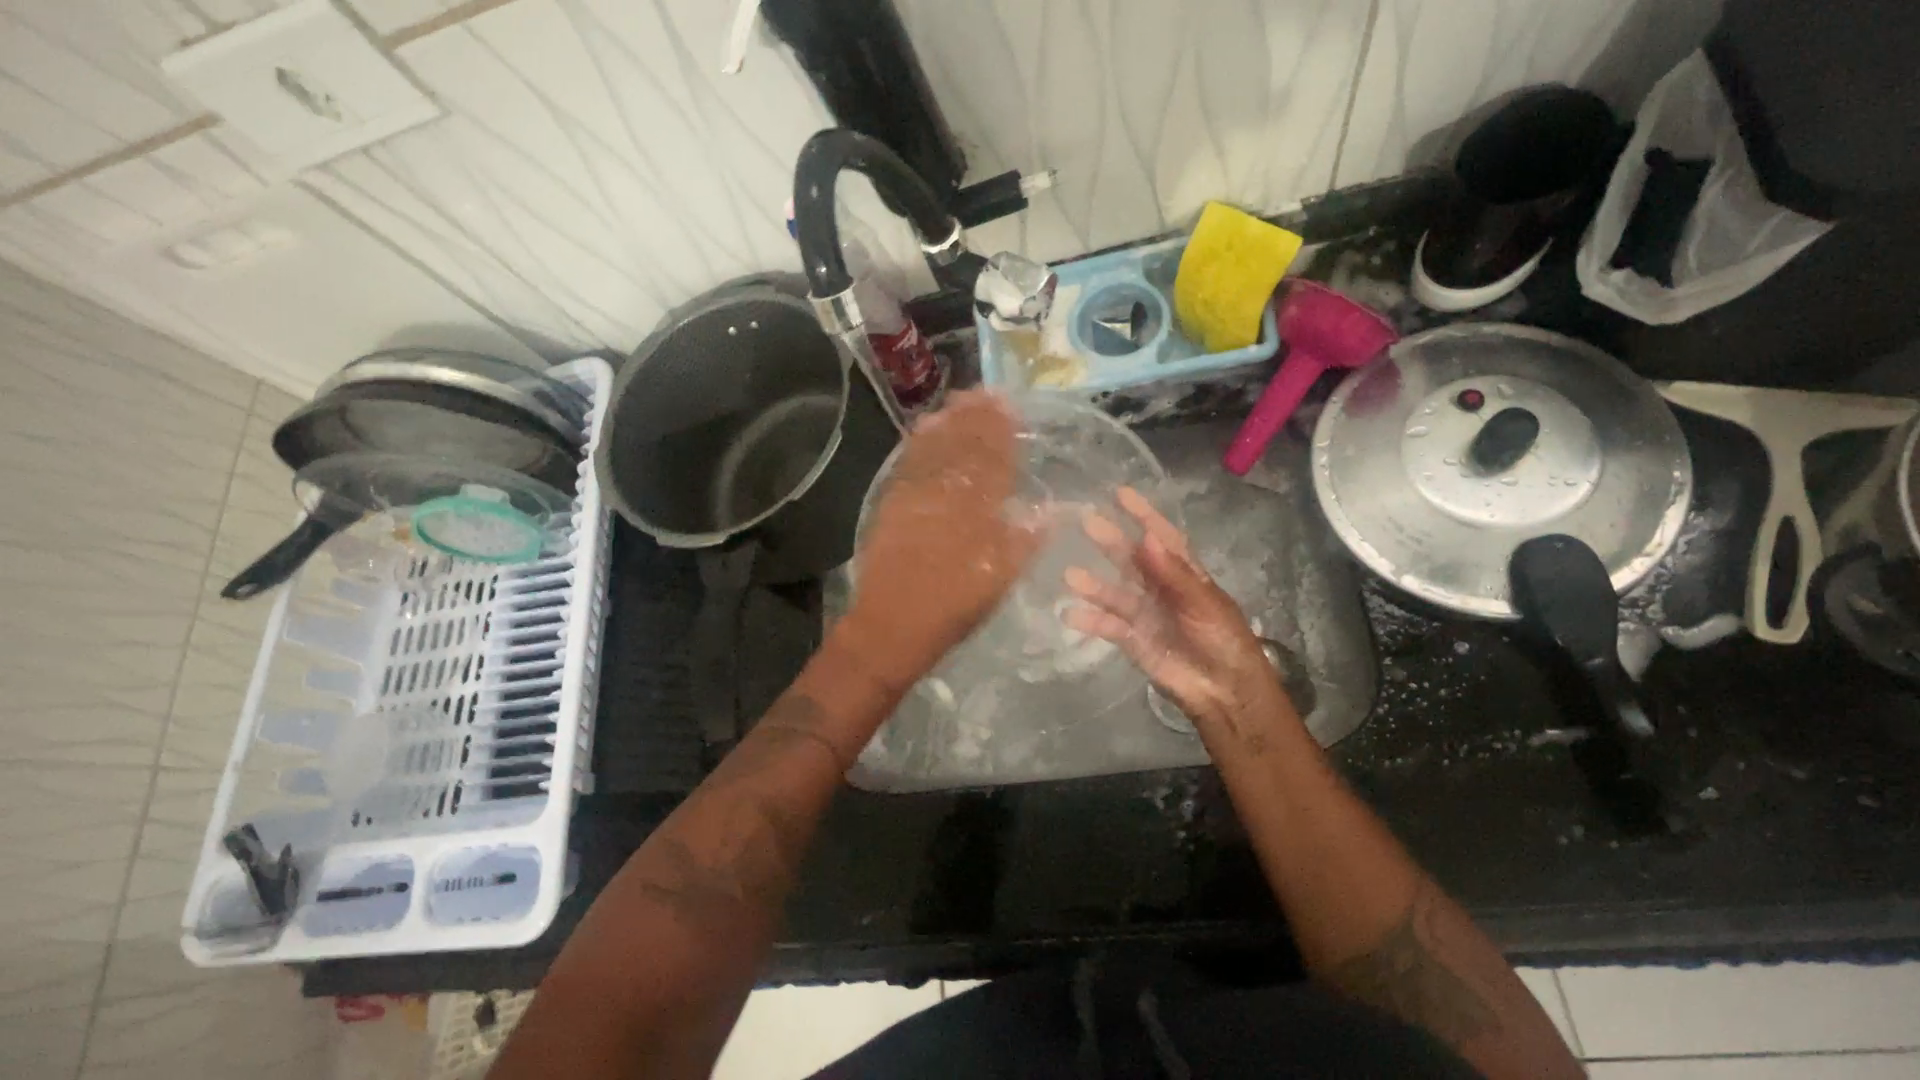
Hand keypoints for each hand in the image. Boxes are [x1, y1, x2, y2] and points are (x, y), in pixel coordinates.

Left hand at [846, 390, 1042, 684]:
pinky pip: (909, 461)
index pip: (994, 460)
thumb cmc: (953, 607)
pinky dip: (920, 441)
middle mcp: (948, 493)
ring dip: (949, 421)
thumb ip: (1023, 541)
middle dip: (976, 417)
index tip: (1008, 406)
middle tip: (986, 392)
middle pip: (964, 446)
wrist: (892, 623)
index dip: (1002, 431)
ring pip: (936, 447)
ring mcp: (916, 495)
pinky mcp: (892, 503)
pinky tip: (926, 427)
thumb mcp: (999, 579)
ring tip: (961, 399)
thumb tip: (1049, 511)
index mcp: (979, 510)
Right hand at [1065, 487, 1290, 727]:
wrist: (1224, 690)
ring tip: (1069, 576)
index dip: (1143, 515)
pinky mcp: (1132, 639)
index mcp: (1184, 574)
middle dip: (1110, 541)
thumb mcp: (1204, 603)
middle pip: (1131, 559)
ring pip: (1114, 592)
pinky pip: (1107, 625)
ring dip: (1093, 584)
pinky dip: (1089, 619)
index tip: (1120, 494)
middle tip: (1086, 522)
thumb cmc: (1224, 639)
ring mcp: (1144, 613)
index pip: (1162, 537)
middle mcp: (1160, 588)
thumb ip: (1173, 574)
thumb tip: (1146, 538)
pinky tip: (1070, 614)